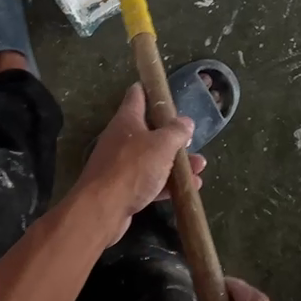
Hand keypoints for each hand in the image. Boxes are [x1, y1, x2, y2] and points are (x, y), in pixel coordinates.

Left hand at [75, 83, 202, 241]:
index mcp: (128, 119)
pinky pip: (150, 180)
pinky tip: (188, 189)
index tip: (167, 92)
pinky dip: (168, 183)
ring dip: (176, 162)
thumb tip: (186, 121)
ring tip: (199, 167)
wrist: (101, 210)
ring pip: (153, 158)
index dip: (152, 90)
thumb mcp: (162, 145)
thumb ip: (176, 131)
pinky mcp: (123, 188)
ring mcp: (121, 164)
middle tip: (191, 140)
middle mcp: (122, 138)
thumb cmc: (132, 168)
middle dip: (173, 135)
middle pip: (150, 129)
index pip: (138, 94)